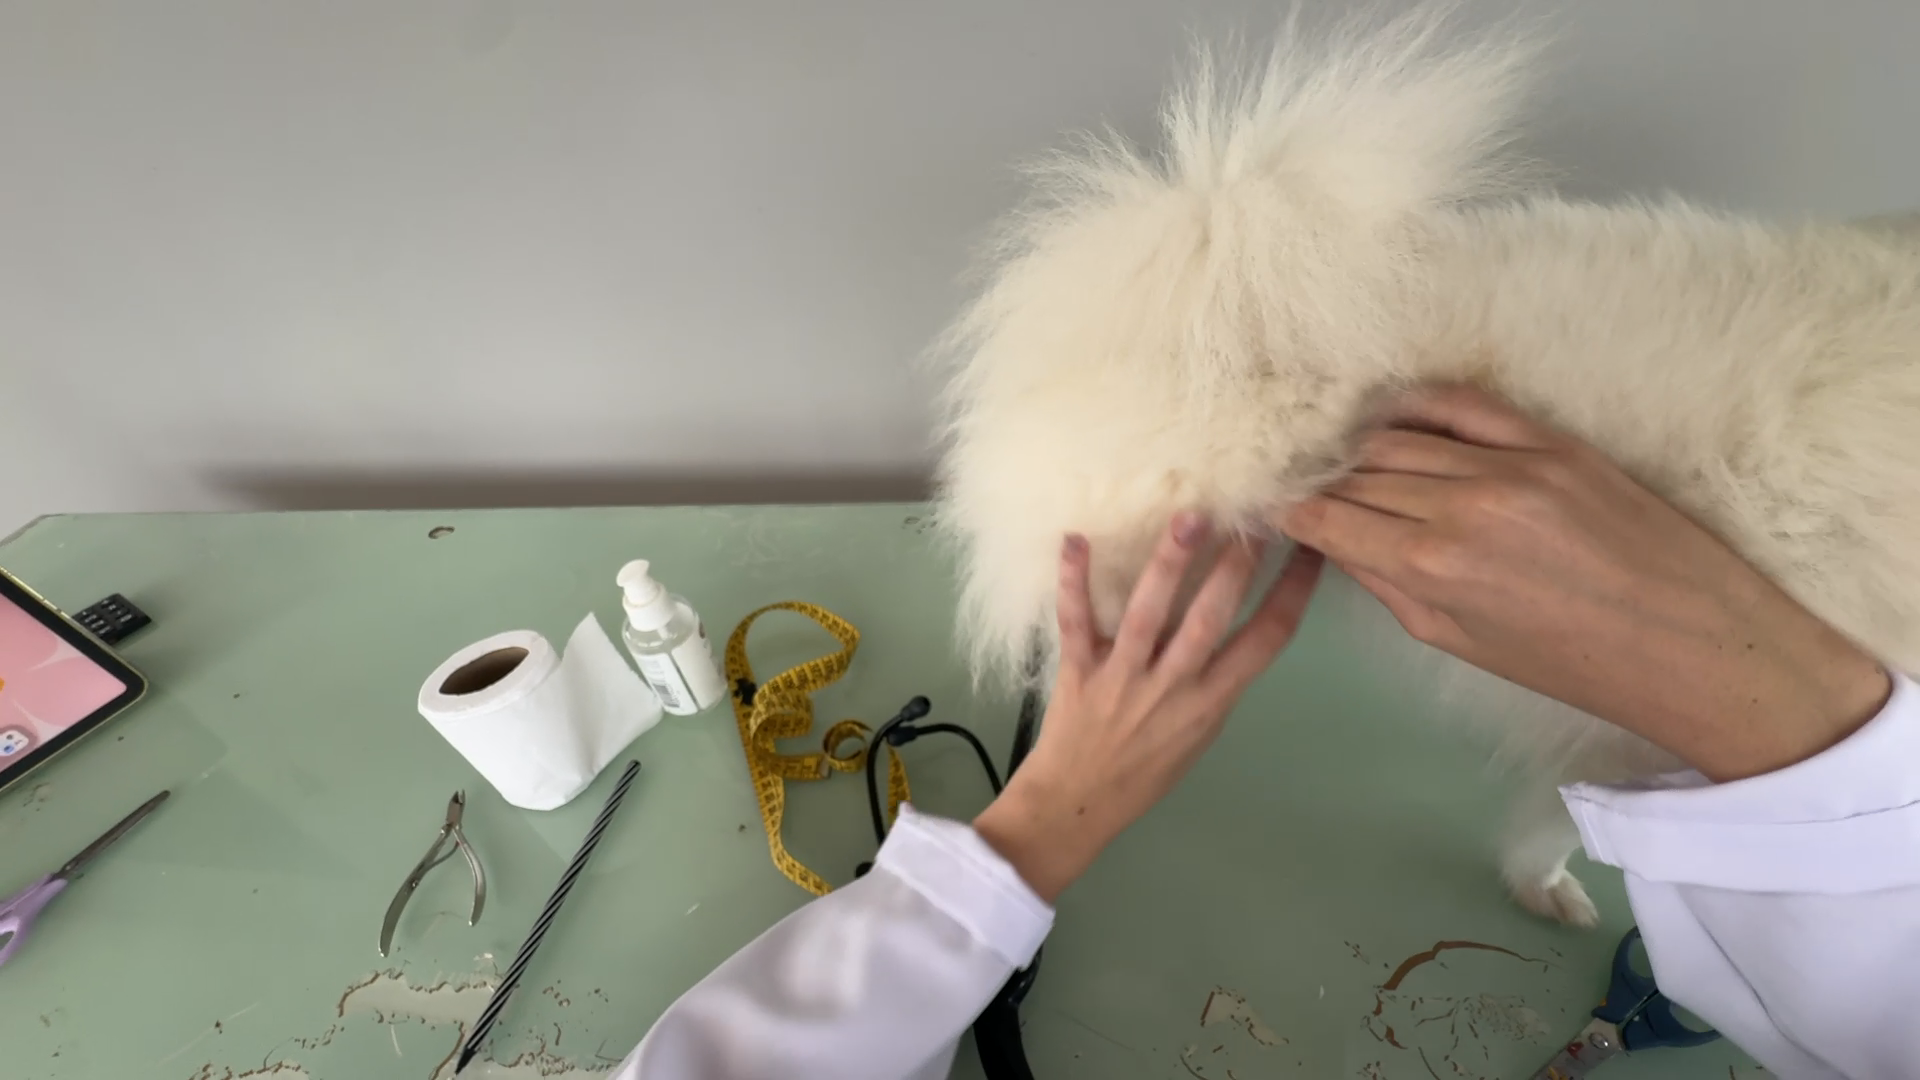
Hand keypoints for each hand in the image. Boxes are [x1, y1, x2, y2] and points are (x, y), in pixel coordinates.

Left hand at [972, 513, 1323, 901]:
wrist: (1078, 803)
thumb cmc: (1144, 771)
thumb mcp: (1198, 733)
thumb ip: (1213, 681)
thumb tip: (1226, 625)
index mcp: (1211, 700)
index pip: (1266, 641)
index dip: (1294, 594)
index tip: (1312, 551)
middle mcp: (1173, 685)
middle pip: (1212, 617)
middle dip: (1237, 565)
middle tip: (1255, 515)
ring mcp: (1123, 676)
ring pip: (1149, 614)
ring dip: (1169, 564)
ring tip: (1188, 518)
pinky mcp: (1078, 670)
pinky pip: (1075, 621)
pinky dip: (1074, 582)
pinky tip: (1075, 540)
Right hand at [1277, 383, 1890, 781]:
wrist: (1693, 646)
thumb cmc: (1558, 661)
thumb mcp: (1447, 635)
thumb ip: (1380, 579)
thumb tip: (1332, 537)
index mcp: (1426, 564)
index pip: (1324, 517)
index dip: (1287, 510)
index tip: (1271, 507)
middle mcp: (1456, 506)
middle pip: (1353, 474)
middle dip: (1317, 482)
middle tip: (1298, 484)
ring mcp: (1507, 464)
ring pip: (1394, 439)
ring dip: (1356, 449)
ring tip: (1337, 455)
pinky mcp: (1551, 441)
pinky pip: (1461, 403)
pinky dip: (1413, 403)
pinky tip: (1384, 411)